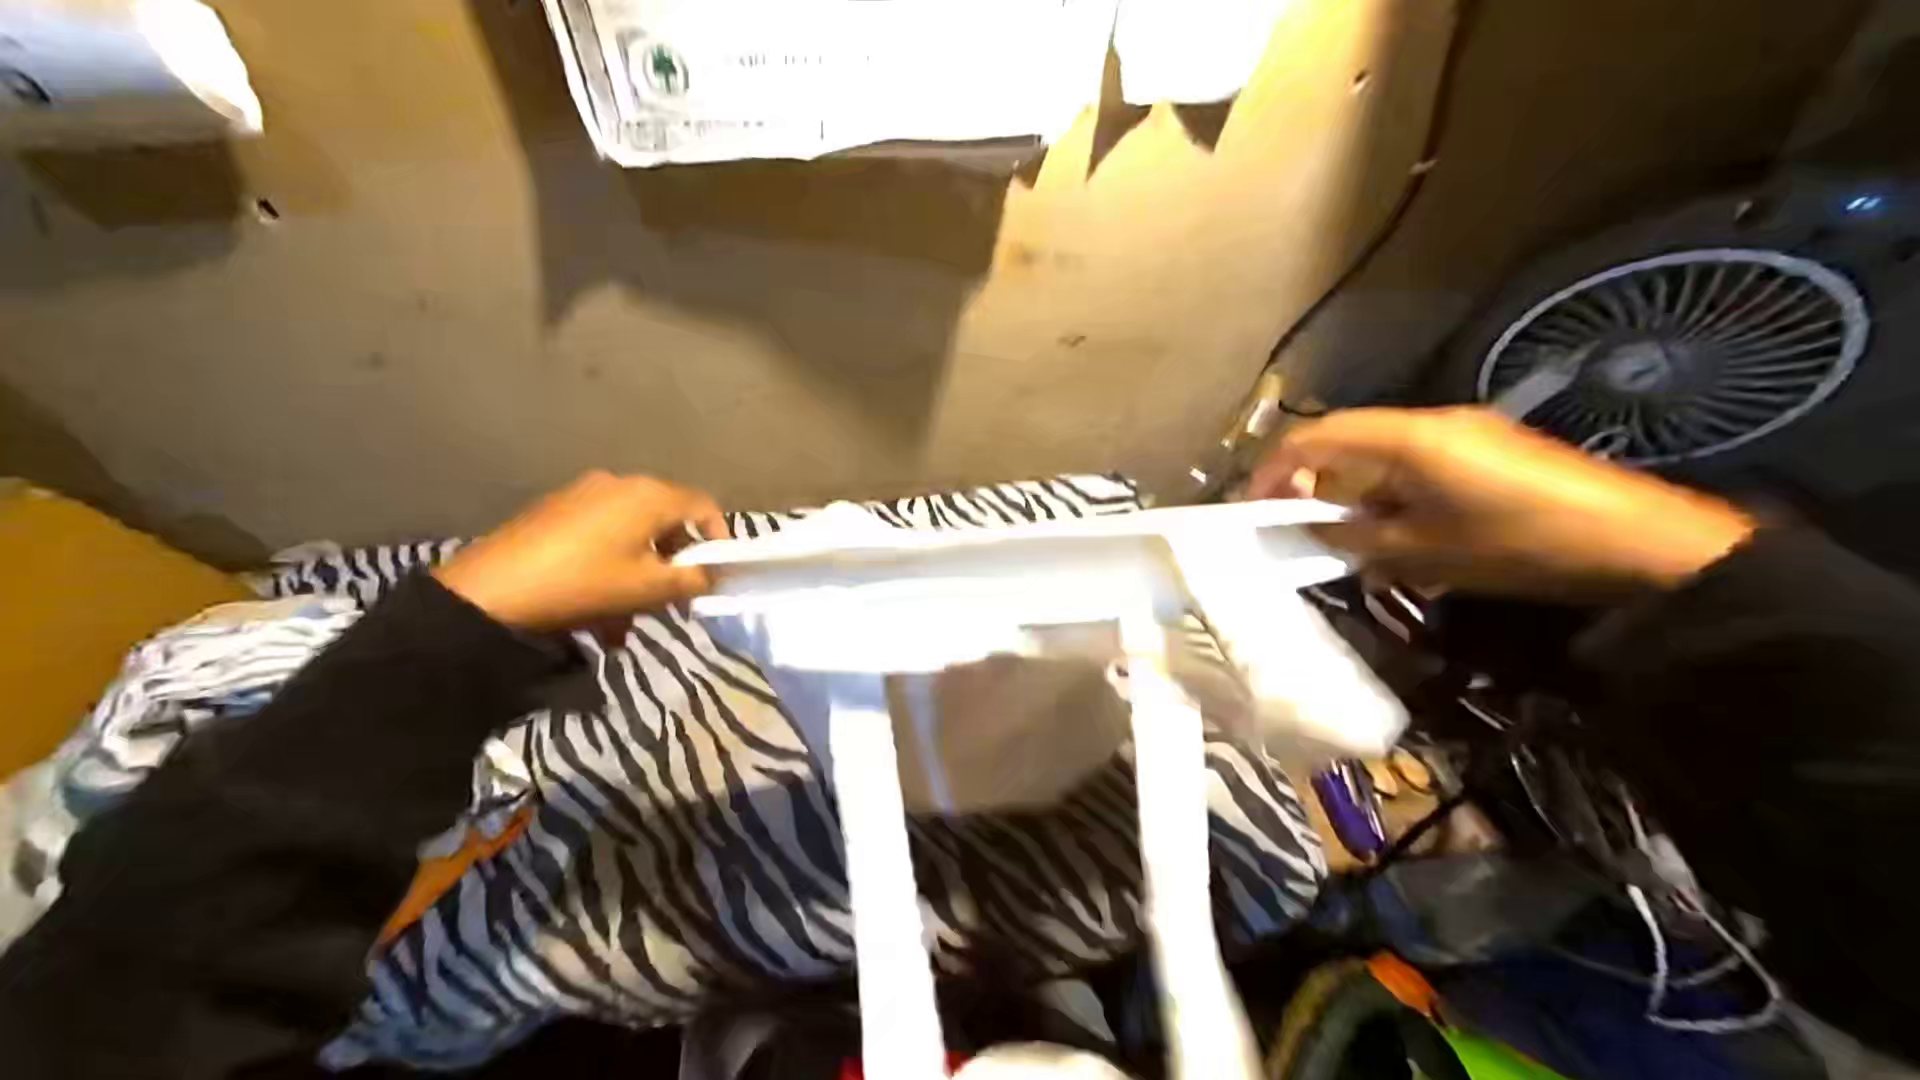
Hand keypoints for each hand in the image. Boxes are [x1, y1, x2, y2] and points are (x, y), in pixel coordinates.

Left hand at [434, 472, 729, 631]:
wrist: (489, 591)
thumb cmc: (584, 583)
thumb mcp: (649, 588)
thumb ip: (693, 580)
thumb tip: (713, 575)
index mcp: (649, 494)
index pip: (703, 505)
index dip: (719, 536)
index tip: (718, 570)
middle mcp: (620, 482)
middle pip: (667, 515)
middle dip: (677, 556)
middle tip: (676, 592)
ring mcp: (583, 491)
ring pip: (633, 527)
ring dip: (643, 563)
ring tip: (632, 607)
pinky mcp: (555, 507)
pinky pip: (602, 529)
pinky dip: (613, 558)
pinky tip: (599, 595)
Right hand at [1248, 407, 1754, 601]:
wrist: (1643, 544)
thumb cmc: (1521, 544)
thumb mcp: (1423, 551)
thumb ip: (1354, 537)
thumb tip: (1314, 530)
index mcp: (1407, 440)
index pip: (1313, 438)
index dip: (1274, 469)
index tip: (1254, 507)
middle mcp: (1427, 424)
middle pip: (1340, 440)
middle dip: (1307, 480)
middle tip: (1294, 523)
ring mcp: (1459, 433)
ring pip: (1374, 454)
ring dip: (1348, 492)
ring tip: (1346, 539)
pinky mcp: (1482, 450)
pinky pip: (1410, 465)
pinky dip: (1385, 495)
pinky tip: (1395, 533)